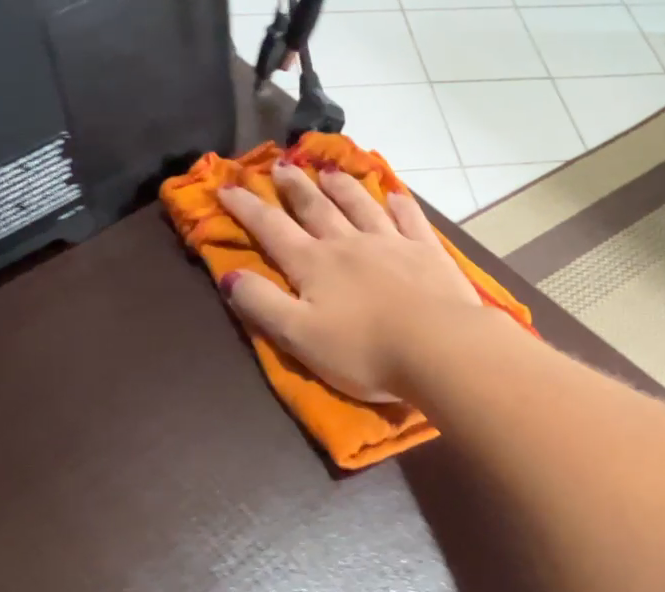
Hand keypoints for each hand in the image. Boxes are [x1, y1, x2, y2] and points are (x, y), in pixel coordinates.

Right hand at [215, 164, 484, 402]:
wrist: (437, 347)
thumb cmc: (363, 351)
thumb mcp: (299, 336)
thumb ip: (262, 304)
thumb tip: (229, 276)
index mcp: (313, 265)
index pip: (271, 229)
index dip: (247, 208)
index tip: (227, 187)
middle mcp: (349, 243)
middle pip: (316, 208)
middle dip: (294, 187)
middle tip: (280, 166)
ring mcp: (392, 243)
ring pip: (360, 205)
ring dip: (341, 186)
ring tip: (327, 171)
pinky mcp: (427, 253)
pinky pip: (409, 218)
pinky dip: (398, 203)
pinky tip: (394, 195)